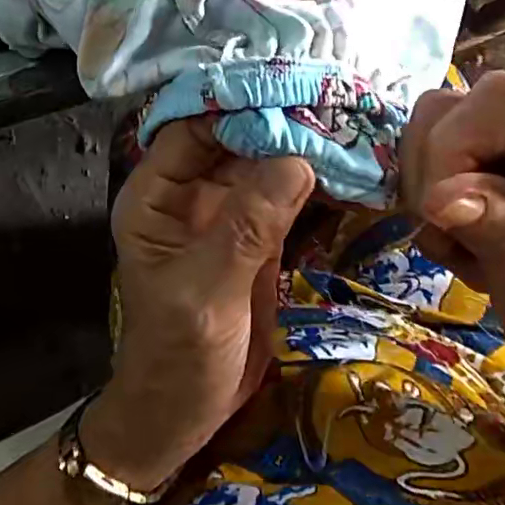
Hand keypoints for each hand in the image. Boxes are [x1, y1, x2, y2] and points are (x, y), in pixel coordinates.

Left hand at [86, 119, 315, 490]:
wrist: (185, 412)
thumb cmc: (177, 354)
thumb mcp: (206, 291)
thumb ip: (247, 228)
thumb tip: (296, 161)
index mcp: (155, 198)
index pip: (190, 132)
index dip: (233, 109)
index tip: (288, 93)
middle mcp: (186, 196)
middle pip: (231, 142)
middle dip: (276, 122)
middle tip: (333, 102)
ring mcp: (223, 216)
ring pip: (261, 166)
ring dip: (300, 148)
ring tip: (350, 124)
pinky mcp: (255, 238)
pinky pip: (283, 199)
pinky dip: (312, 185)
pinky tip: (349, 169)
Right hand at [399, 72, 504, 409]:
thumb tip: (439, 196)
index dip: (456, 142)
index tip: (437, 208)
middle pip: (474, 103)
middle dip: (435, 164)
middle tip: (444, 230)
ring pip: (452, 119)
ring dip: (430, 177)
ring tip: (454, 237)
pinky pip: (451, 148)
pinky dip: (434, 188)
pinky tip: (461, 233)